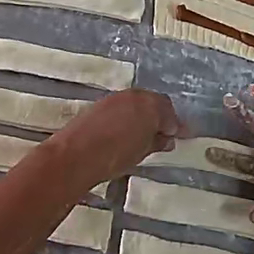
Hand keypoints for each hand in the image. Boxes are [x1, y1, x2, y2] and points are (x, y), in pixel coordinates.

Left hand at [44, 89, 180, 186]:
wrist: (74, 156)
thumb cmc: (114, 157)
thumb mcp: (142, 153)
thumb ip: (157, 142)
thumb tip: (166, 139)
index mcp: (152, 106)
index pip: (170, 112)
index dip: (175, 125)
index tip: (178, 136)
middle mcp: (135, 96)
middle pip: (154, 103)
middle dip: (160, 117)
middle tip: (163, 135)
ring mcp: (116, 98)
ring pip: (137, 103)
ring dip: (143, 115)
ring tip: (143, 135)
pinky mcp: (100, 103)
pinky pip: (121, 107)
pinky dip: (127, 116)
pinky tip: (124, 132)